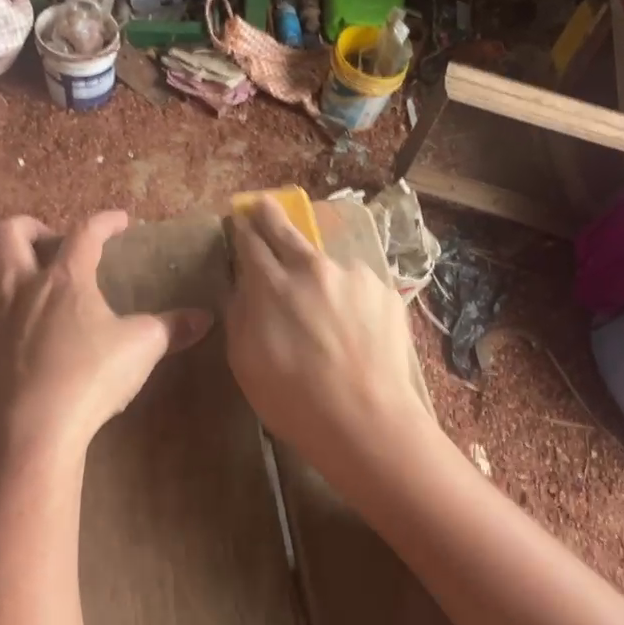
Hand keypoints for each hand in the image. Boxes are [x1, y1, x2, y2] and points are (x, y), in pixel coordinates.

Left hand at [0, 212, 212, 458]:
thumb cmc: (91, 382)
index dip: (104, 221)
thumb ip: (173, 329)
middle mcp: (19, 284)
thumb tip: (207, 318)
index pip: (86, 234)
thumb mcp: (142, 350)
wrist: (34, 430)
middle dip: (29, 224)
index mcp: (66, 281)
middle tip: (45, 238)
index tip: (120, 221)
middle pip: (11, 231)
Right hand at [226, 201, 430, 473]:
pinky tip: (354, 330)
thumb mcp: (244, 362)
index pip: (250, 242)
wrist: (365, 419)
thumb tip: (241, 289)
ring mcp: (353, 277)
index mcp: (271, 284)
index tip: (238, 220)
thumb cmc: (293, 400)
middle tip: (263, 205)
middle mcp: (312, 268)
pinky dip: (350, 300)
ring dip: (319, 275)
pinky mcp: (384, 292)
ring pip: (327, 266)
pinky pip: (358, 289)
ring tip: (324, 312)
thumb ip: (240, 315)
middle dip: (270, 216)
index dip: (242, 230)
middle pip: (286, 231)